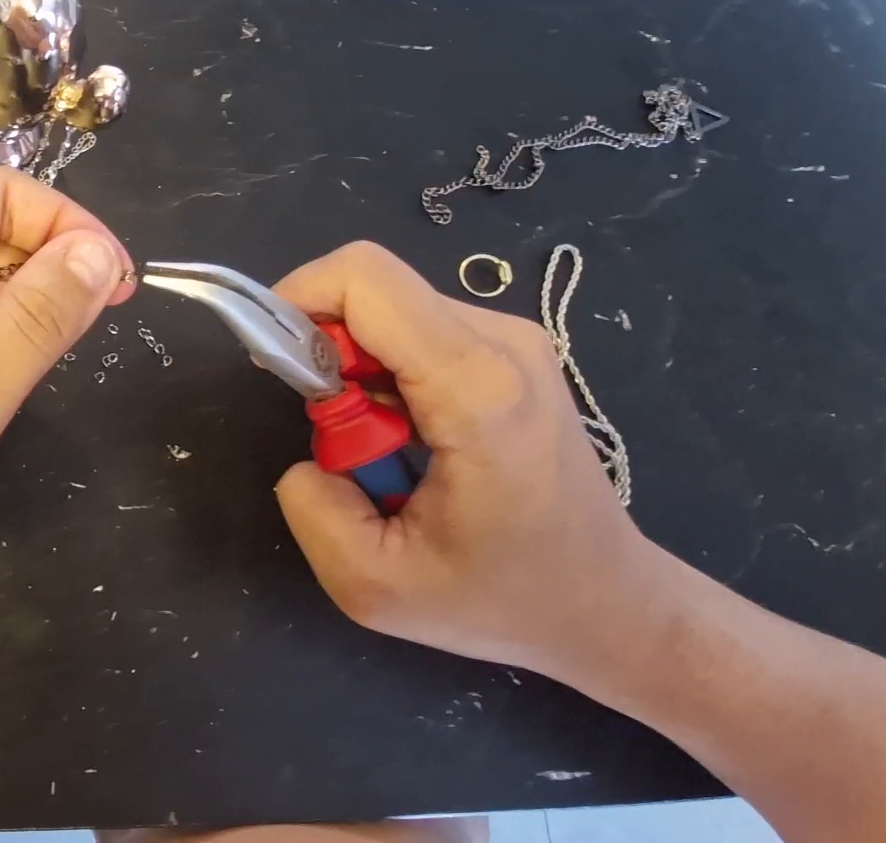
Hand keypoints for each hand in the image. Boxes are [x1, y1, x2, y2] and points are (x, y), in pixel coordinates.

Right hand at [272, 242, 665, 674]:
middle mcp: (501, 343)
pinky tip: (395, 428)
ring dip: (349, 362)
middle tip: (325, 424)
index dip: (296, 298)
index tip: (276, 362)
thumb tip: (307, 456)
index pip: (365, 280)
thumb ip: (311, 508)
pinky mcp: (509, 351)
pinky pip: (411, 325)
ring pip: (387, 306)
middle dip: (320, 344)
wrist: (609, 605)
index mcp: (474, 389)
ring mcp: (512, 341)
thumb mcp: (374, 585)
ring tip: (366, 440)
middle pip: (370, 289)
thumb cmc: (501, 598)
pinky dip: (377, 367)